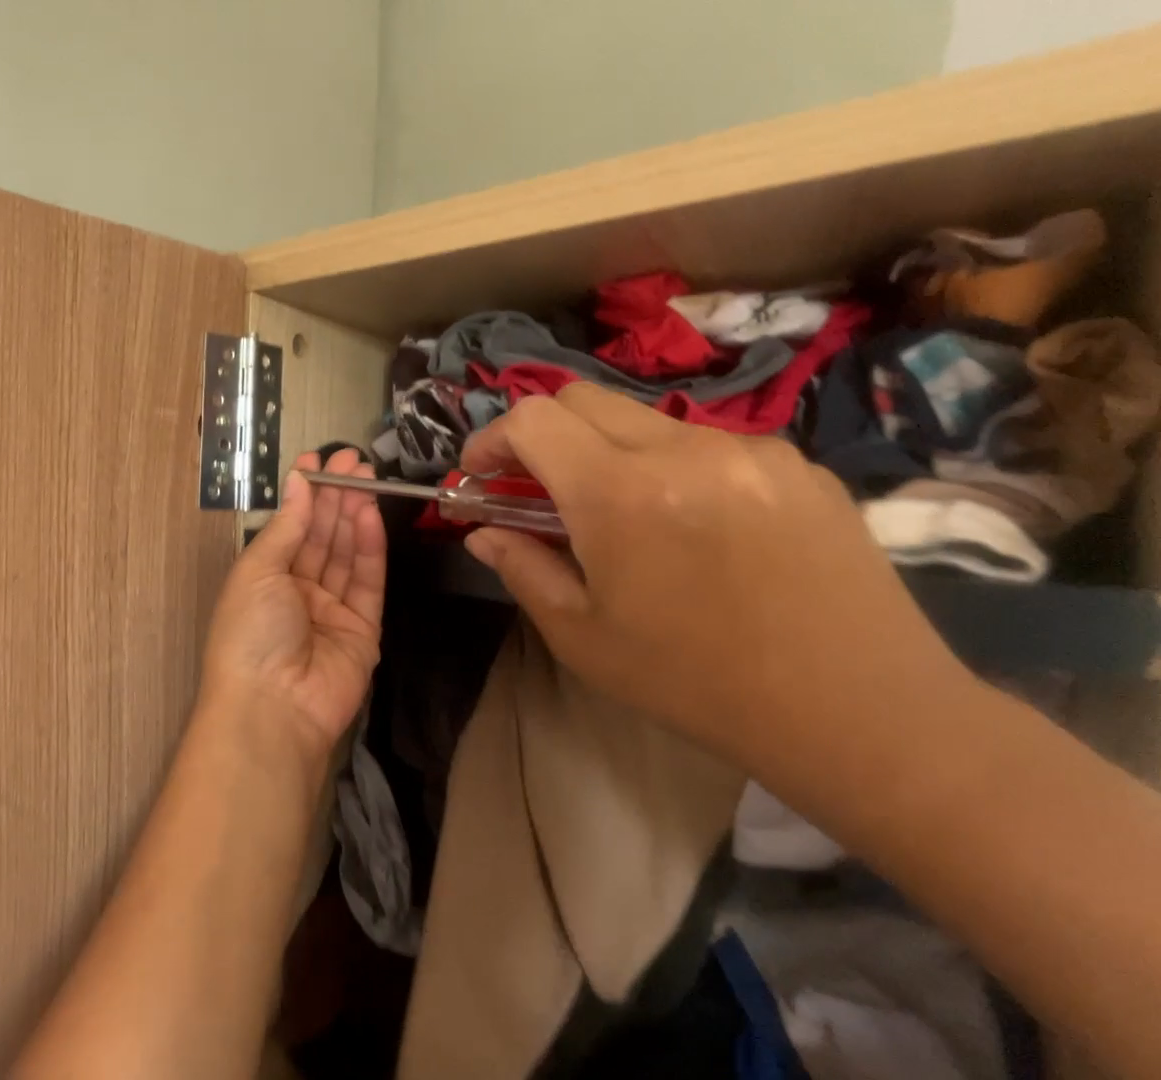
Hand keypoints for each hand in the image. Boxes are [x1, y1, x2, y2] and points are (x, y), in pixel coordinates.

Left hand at [200, 448, 386, 754]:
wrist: (272, 707)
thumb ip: (285, 528)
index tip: (317, 459)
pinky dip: (369, 547)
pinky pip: (368, 582)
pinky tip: (369, 514)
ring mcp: (331, 612)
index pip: (288, 530)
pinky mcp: (364, 631)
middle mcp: (296, 594)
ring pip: (346, 555)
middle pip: (320, 538)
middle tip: (352, 458)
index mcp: (262, 581)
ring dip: (353, 514)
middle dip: (334, 497)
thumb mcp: (256, 571)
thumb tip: (300, 483)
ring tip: (364, 475)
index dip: (303, 495)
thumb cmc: (249, 633)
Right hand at [458, 384, 970, 765]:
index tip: (482, 474)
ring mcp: (750, 450)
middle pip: (585, 398)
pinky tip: (697, 531)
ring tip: (624, 520)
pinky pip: (713, 446)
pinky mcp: (800, 466)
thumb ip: (523, 569)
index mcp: (620, 492)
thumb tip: (483, 533)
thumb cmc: (695, 681)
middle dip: (544, 435)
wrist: (856, 707)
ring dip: (611, 453)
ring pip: (650, 422)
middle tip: (538, 490)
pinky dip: (676, 469)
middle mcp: (684, 449)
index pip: (534, 418)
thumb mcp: (583, 636)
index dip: (493, 438)